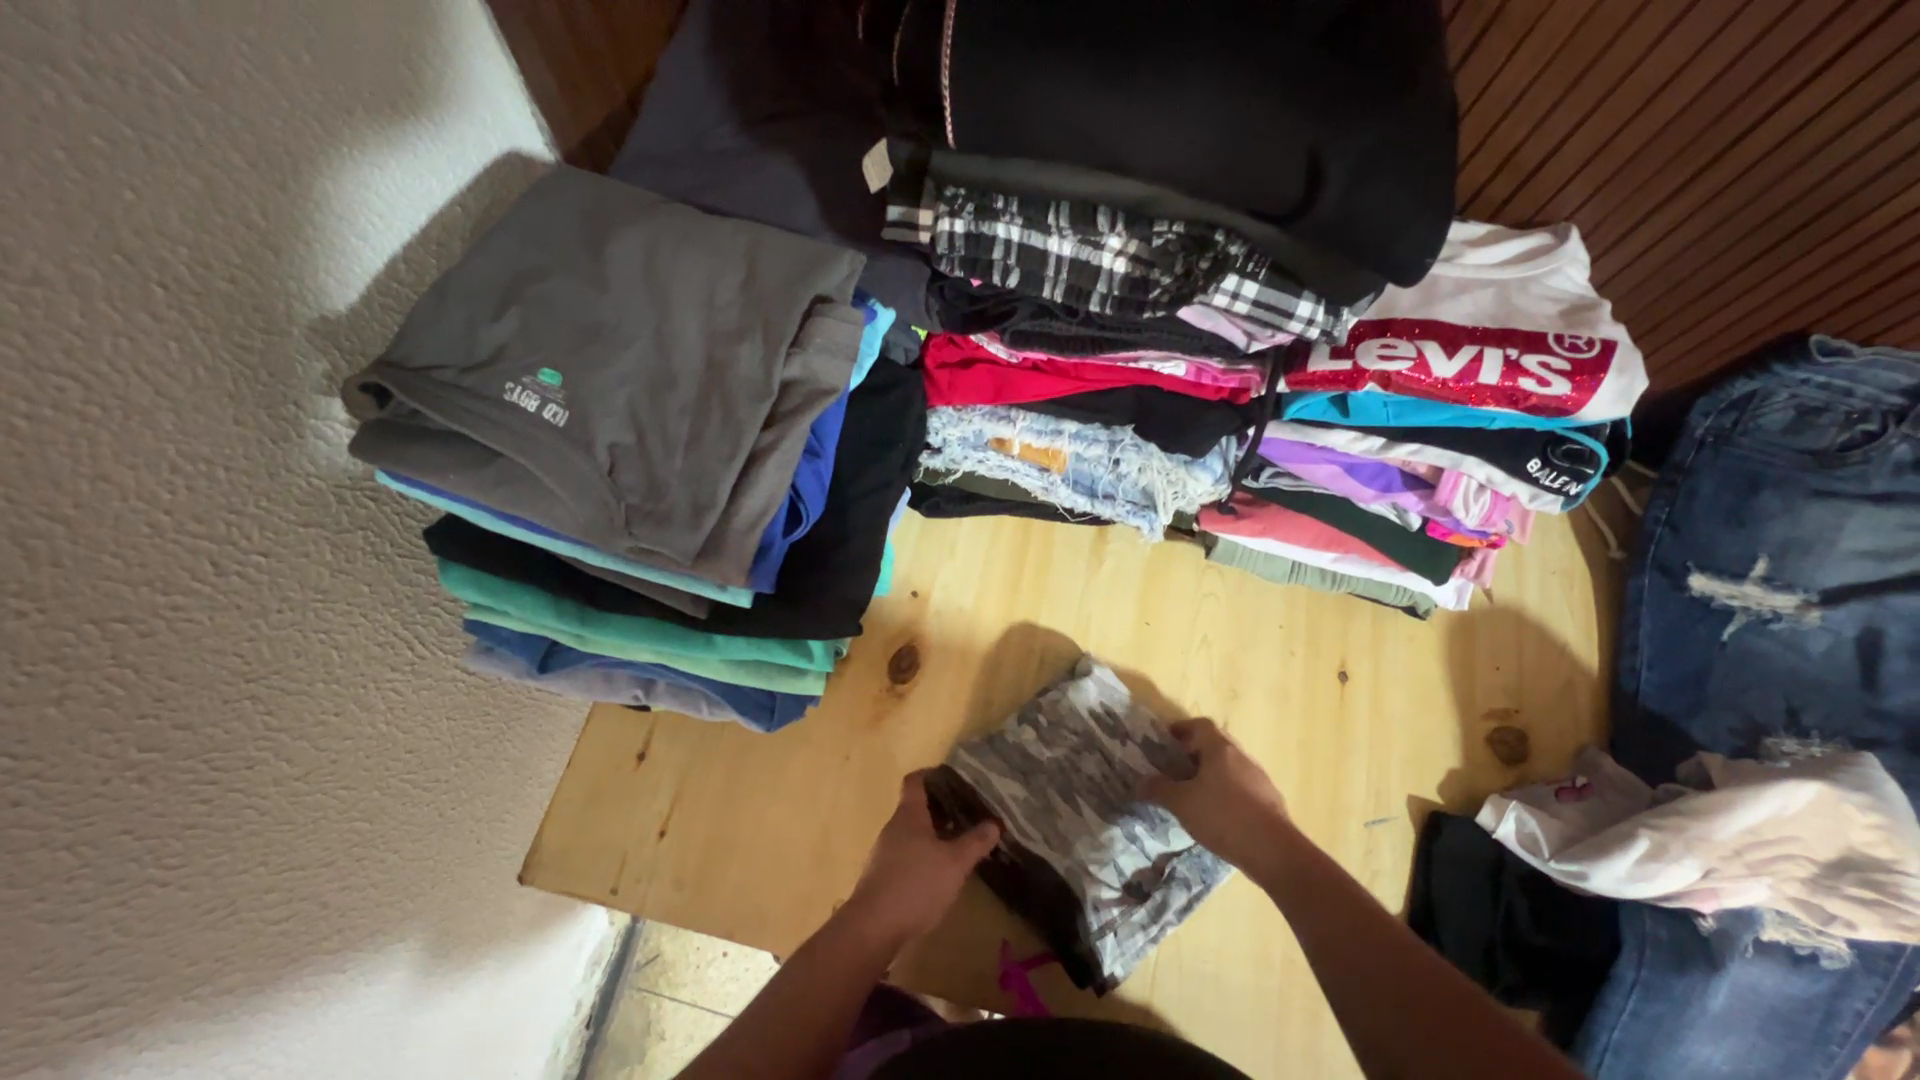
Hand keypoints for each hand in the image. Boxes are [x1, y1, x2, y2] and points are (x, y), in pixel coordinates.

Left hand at [843, 770, 1000, 948]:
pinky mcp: (884, 876)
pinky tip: (943, 870)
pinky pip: (908, 854)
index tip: (955, 777)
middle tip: (970, 810)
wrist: (873, 927)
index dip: (933, 774)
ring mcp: (886, 853)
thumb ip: (975, 841)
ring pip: (913, 833)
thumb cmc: (916, 884)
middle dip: (942, 807)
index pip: (916, 782)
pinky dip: (926, 854)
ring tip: (962, 839)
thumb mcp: (954, 862)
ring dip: (935, 833)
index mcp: (908, 815)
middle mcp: (894, 828)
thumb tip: (995, 822)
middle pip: (916, 807)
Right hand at [1145, 718, 1294, 878]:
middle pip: (1216, 745)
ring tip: (1193, 793)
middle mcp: (1242, 757)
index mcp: (1221, 749)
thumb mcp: (1182, 803)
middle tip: (1175, 768)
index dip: (1182, 729)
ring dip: (1211, 774)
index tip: (1167, 740)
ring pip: (1230, 767)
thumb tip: (1140, 782)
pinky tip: (1216, 814)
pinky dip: (1225, 792)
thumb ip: (1159, 789)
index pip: (1201, 726)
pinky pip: (1241, 787)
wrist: (1273, 850)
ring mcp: (1259, 778)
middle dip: (1194, 753)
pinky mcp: (1269, 800)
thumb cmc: (1223, 816)